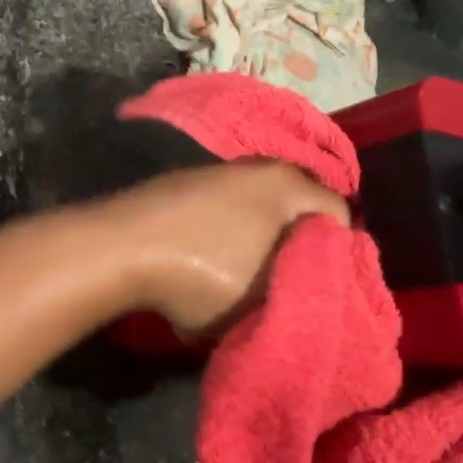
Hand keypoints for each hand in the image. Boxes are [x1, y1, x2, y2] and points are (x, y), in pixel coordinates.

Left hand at [97, 161, 349, 335]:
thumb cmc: (206, 269)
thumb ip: (307, 288)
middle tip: (289, 287)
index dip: (340, 257)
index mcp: (287, 183)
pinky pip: (227, 212)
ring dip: (259, 245)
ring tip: (246, 282)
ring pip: (260, 213)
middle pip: (298, 211)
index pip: (339, 215)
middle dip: (297, 249)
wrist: (122, 246)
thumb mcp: (267, 296)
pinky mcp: (187, 184)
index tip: (325, 291)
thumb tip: (313, 283)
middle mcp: (258, 166)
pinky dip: (228, 237)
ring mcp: (219, 172)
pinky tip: (210, 265)